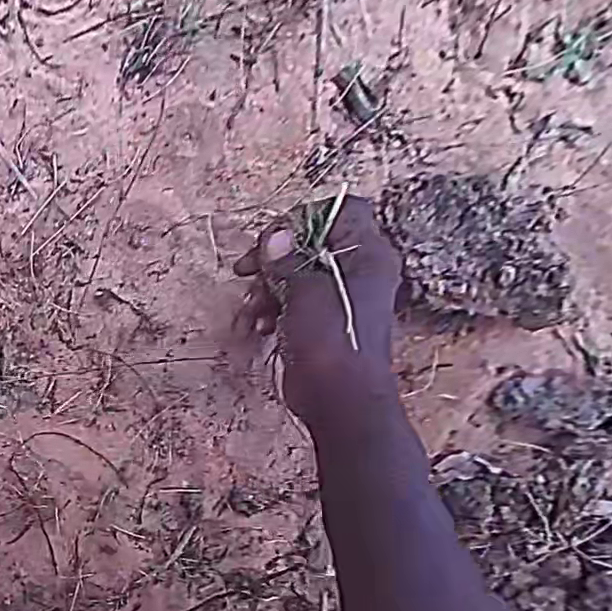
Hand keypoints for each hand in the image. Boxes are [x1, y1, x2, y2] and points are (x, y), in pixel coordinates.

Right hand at [233, 196, 402, 428]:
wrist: (339, 398)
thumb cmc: (329, 343)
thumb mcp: (306, 294)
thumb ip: (289, 262)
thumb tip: (275, 235)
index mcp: (367, 255)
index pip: (340, 212)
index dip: (301, 219)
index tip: (268, 241)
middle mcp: (357, 272)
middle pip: (310, 245)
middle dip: (272, 260)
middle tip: (244, 272)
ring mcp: (339, 299)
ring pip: (295, 276)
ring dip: (265, 290)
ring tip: (250, 312)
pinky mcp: (320, 324)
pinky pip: (292, 304)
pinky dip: (271, 311)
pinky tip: (259, 328)